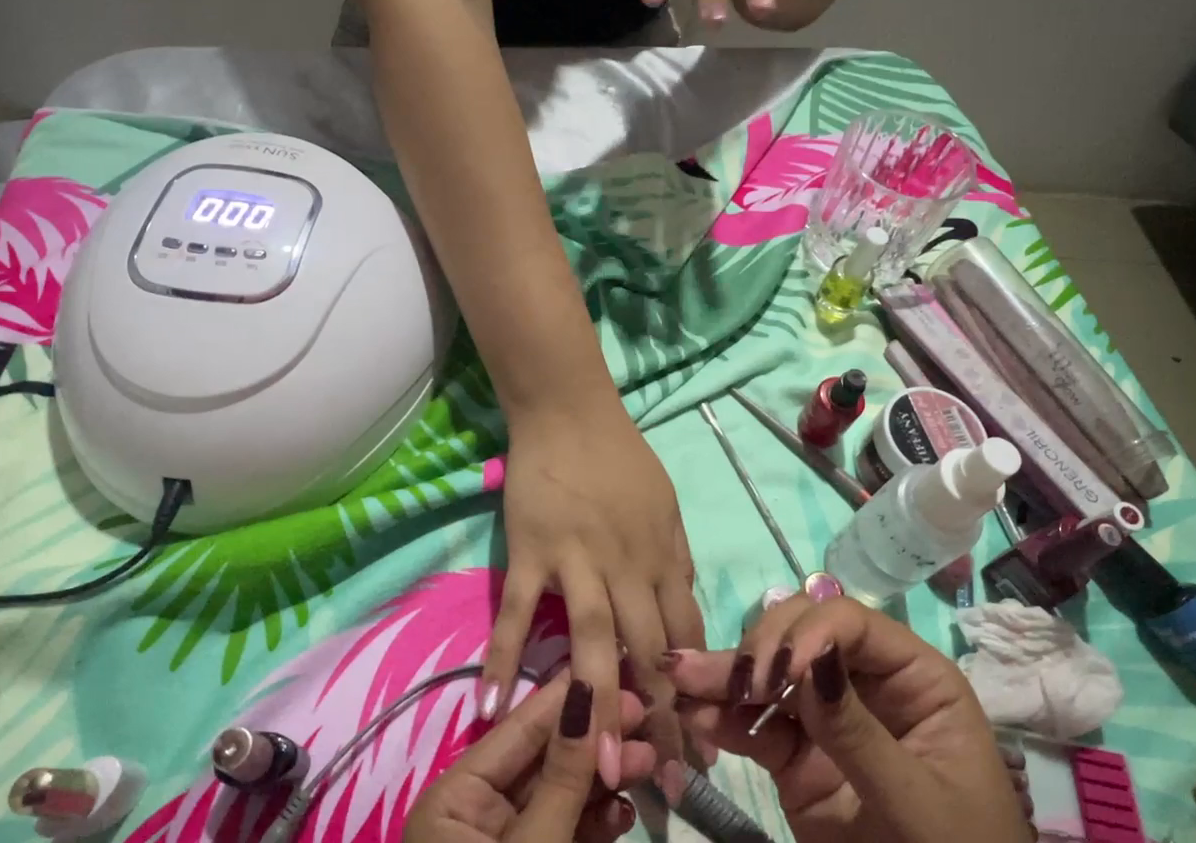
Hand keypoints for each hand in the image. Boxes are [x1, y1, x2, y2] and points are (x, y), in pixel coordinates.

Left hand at [404, 675, 654, 842]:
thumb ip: (561, 779)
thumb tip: (589, 696)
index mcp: (453, 799)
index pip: (519, 732)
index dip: (571, 702)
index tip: (621, 670)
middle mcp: (477, 811)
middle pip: (546, 761)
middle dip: (597, 742)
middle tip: (645, 718)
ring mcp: (508, 839)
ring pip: (565, 794)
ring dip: (606, 779)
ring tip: (648, 761)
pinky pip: (570, 828)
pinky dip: (598, 819)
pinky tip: (625, 809)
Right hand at [479, 398, 703, 792]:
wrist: (568, 411)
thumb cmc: (621, 458)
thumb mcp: (667, 505)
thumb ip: (676, 560)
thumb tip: (684, 616)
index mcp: (663, 556)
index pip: (686, 635)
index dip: (696, 691)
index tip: (703, 743)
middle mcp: (627, 567)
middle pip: (648, 651)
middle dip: (660, 720)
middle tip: (666, 785)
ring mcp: (576, 560)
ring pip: (593, 641)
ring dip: (599, 707)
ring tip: (600, 769)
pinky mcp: (530, 552)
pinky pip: (518, 611)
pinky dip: (506, 657)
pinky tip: (493, 706)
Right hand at [664, 596, 1028, 842]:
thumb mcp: (918, 801)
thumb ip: (859, 731)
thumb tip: (814, 656)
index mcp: (914, 679)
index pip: (853, 624)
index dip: (811, 632)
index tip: (779, 672)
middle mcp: (865, 686)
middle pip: (801, 636)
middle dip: (761, 648)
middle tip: (735, 681)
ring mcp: (826, 722)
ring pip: (769, 679)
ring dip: (725, 677)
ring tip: (678, 677)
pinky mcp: (796, 761)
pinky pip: (754, 729)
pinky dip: (721, 720)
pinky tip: (693, 716)